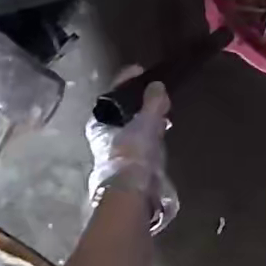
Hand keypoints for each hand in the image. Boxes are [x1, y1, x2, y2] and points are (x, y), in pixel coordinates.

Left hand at [85, 77, 177, 233]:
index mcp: (100, 121)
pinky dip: (152, 131)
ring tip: (164, 109)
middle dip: (139, 99)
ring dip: (147, 116)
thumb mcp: (145, 123)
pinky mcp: (130, 163)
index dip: (127, 79)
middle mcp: (104, 134)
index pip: (113, 92)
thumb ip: (153, 103)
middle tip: (157, 90)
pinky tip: (163, 131)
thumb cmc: (133, 154)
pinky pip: (142, 138)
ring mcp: (117, 149)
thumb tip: (157, 85)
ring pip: (132, 124)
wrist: (132, 195)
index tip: (141, 70)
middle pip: (122, 109)